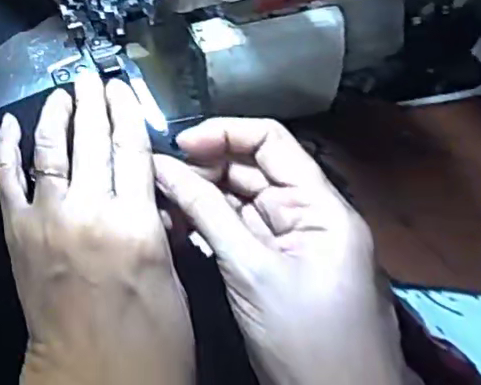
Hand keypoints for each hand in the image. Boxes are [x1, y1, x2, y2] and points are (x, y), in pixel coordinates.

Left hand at [0, 71, 193, 384]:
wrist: (93, 382)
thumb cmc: (150, 345)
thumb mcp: (173, 282)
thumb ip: (158, 226)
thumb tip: (148, 185)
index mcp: (135, 224)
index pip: (130, 148)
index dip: (125, 111)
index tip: (120, 88)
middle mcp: (89, 210)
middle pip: (90, 137)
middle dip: (91, 100)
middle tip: (91, 78)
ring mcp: (47, 216)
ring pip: (48, 147)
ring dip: (53, 114)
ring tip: (61, 94)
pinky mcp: (17, 229)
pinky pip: (7, 176)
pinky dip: (6, 146)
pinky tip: (10, 124)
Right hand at [152, 118, 401, 384]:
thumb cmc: (312, 347)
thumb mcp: (251, 270)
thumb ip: (205, 210)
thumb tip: (159, 164)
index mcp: (321, 209)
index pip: (269, 140)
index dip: (222, 133)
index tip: (180, 146)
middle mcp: (307, 216)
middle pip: (247, 166)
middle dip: (202, 167)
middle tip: (161, 177)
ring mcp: (290, 241)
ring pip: (235, 196)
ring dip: (198, 195)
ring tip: (163, 201)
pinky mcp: (273, 265)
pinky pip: (233, 226)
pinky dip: (205, 221)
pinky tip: (178, 225)